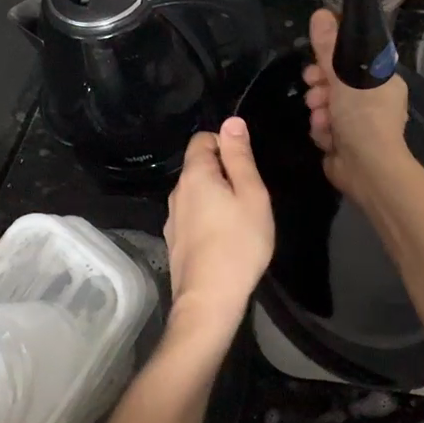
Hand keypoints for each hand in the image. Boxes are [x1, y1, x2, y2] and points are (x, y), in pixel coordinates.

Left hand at [163, 117, 272, 327]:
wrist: (209, 300)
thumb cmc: (238, 242)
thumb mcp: (251, 194)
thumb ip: (240, 157)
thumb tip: (231, 122)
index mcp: (194, 175)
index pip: (202, 139)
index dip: (226, 145)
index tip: (246, 168)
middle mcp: (176, 192)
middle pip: (199, 166)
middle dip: (224, 172)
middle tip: (250, 196)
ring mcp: (172, 219)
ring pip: (196, 193)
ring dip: (216, 197)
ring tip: (240, 219)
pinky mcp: (174, 241)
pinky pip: (193, 215)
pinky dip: (208, 217)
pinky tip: (225, 238)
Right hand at [301, 8, 414, 200]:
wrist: (368, 168)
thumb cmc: (364, 116)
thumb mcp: (344, 75)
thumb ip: (329, 46)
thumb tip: (320, 13)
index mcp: (382, 80)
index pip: (354, 58)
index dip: (332, 57)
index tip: (318, 57)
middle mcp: (372, 100)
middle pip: (336, 81)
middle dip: (321, 85)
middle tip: (313, 85)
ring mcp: (358, 123)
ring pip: (326, 104)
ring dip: (320, 110)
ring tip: (322, 117)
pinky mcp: (344, 142)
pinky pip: (324, 127)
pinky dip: (323, 130)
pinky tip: (327, 136)